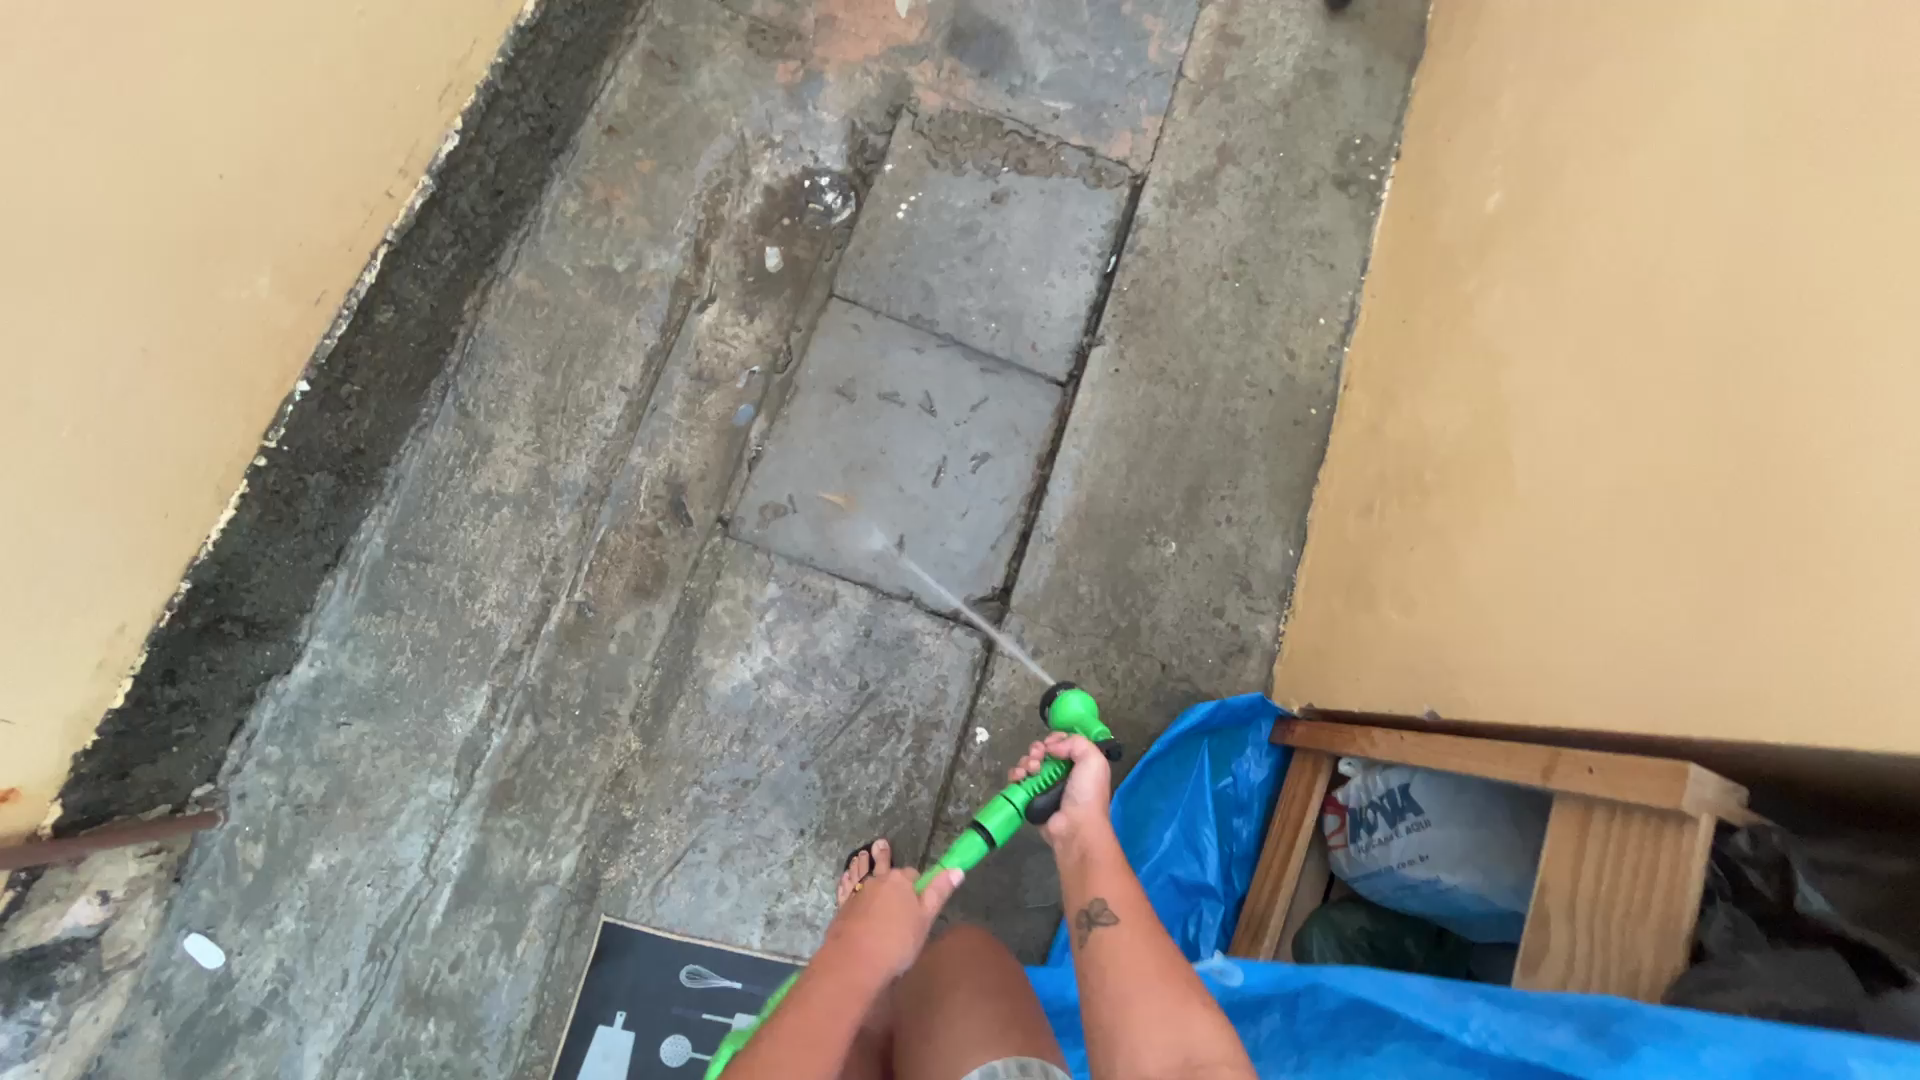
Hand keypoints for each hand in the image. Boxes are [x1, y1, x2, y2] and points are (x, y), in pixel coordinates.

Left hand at [820, 863, 961, 979]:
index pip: (912, 874)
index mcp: (900, 881)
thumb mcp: (925, 919)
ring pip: (863, 872)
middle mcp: (878, 881)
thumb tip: (957, 869)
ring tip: (862, 855)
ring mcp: (858, 893)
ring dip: (863, 863)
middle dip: (884, 856)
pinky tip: (846, 877)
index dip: (916, 883)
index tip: (918, 894)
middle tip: (880, 844)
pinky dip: (847, 880)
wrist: (855, 962)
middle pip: (884, 866)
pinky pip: (846, 887)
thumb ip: (939, 892)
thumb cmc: (896, 941)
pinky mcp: (842, 906)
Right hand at [1008, 732, 1112, 846]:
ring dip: (1026, 761)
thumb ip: (1076, 742)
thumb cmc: (1087, 793)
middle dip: (1037, 749)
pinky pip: (1018, 780)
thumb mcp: (1093, 760)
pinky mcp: (1030, 797)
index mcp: (1079, 763)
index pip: (1061, 742)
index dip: (1054, 739)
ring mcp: (1045, 785)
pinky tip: (1019, 777)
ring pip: (1028, 763)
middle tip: (1039, 756)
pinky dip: (1016, 775)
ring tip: (1031, 770)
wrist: (1075, 827)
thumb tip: (1051, 746)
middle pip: (1042, 751)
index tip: (1051, 743)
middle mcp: (1061, 773)